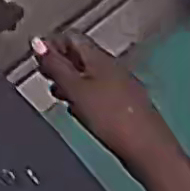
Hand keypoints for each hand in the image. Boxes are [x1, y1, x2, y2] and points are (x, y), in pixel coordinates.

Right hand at [35, 31, 182, 171]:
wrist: (153, 154)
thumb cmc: (110, 117)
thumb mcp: (74, 90)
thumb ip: (54, 65)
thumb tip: (36, 41)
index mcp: (99, 57)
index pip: (70, 36)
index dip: (52, 44)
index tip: (39, 62)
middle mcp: (112, 66)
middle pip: (80, 54)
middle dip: (60, 64)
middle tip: (46, 79)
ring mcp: (123, 85)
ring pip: (89, 74)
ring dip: (71, 81)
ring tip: (60, 97)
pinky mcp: (129, 105)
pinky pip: (101, 90)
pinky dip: (86, 95)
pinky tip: (81, 111)